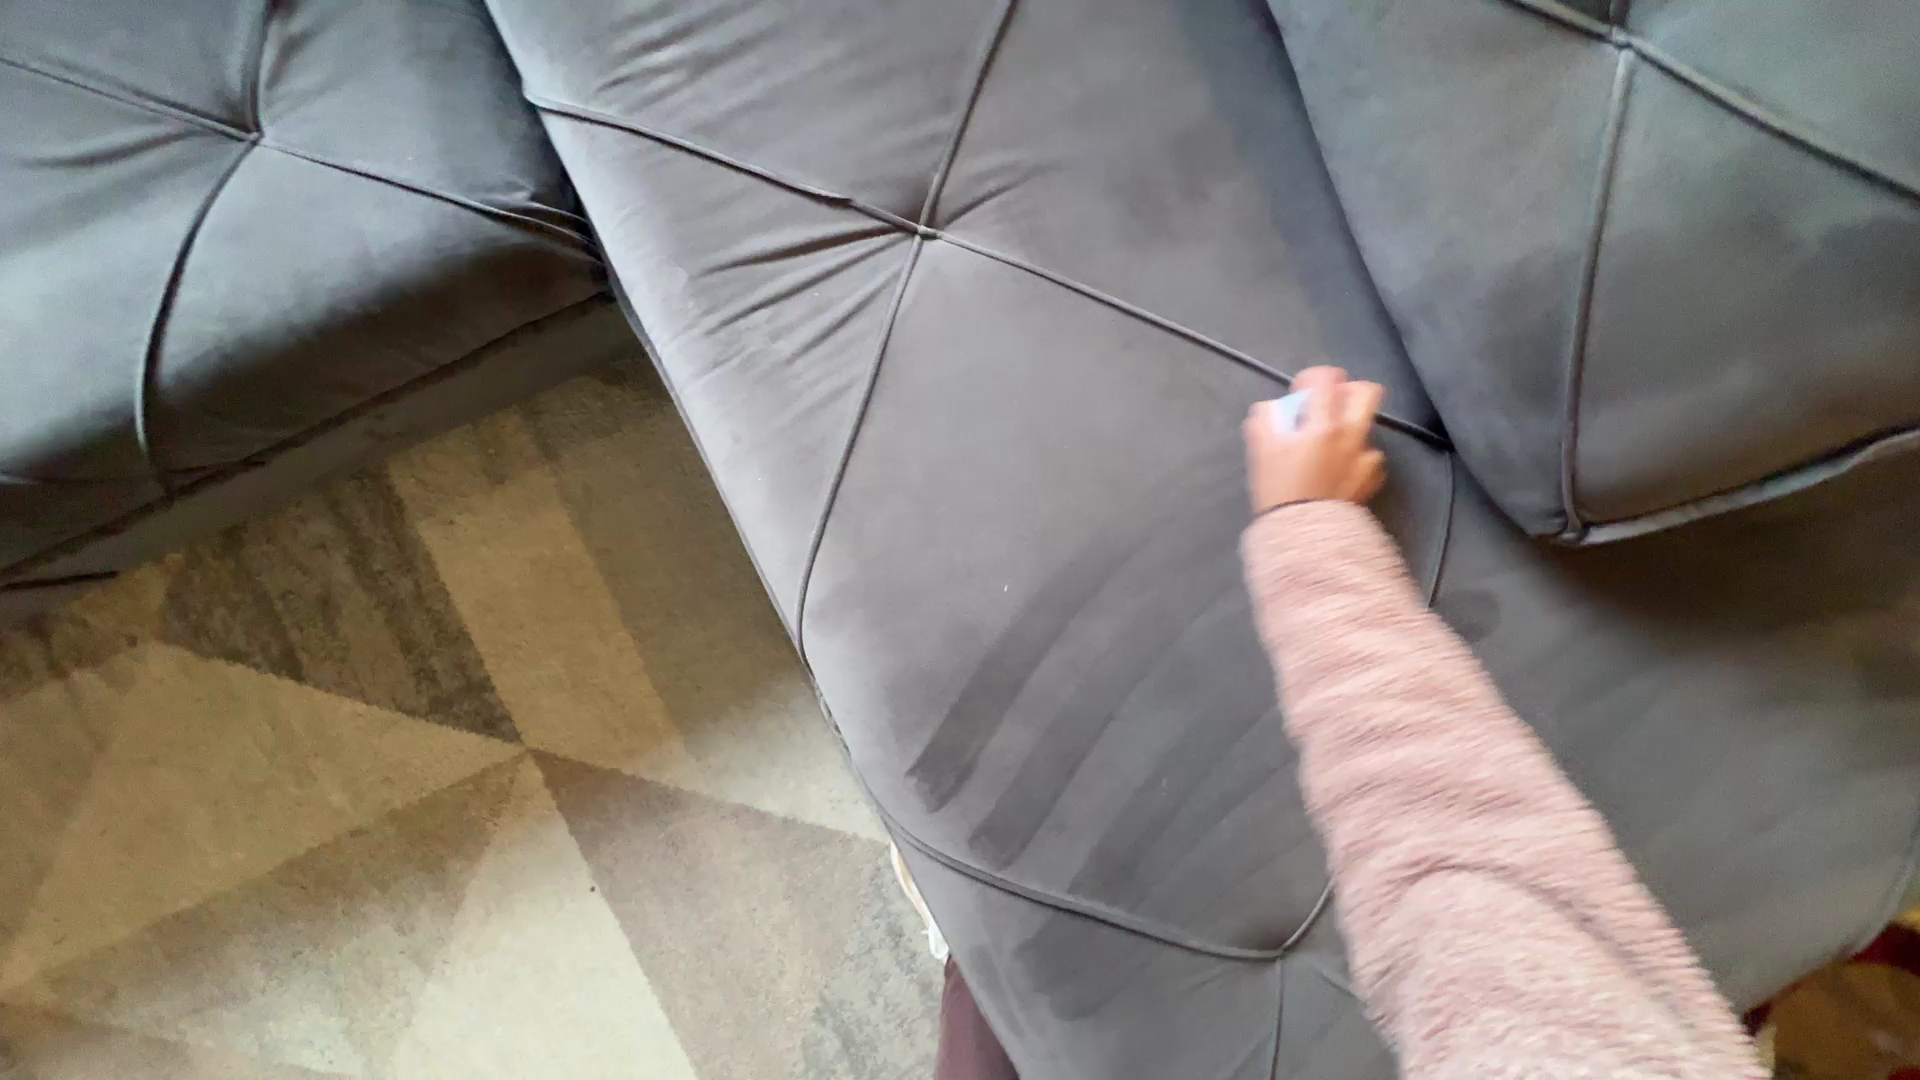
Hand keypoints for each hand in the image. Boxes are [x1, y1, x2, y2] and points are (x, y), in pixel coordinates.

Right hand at [1244, 366, 1387, 513]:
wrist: (1304, 534)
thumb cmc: (1277, 490)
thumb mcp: (1260, 453)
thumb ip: (1264, 422)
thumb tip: (1270, 409)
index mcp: (1321, 424)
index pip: (1326, 379)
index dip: (1313, 379)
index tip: (1301, 392)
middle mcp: (1350, 434)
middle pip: (1366, 392)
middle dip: (1348, 392)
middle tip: (1329, 407)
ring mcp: (1366, 456)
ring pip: (1368, 426)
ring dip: (1350, 429)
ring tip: (1332, 447)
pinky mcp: (1374, 478)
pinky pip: (1371, 457)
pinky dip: (1357, 459)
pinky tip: (1342, 471)